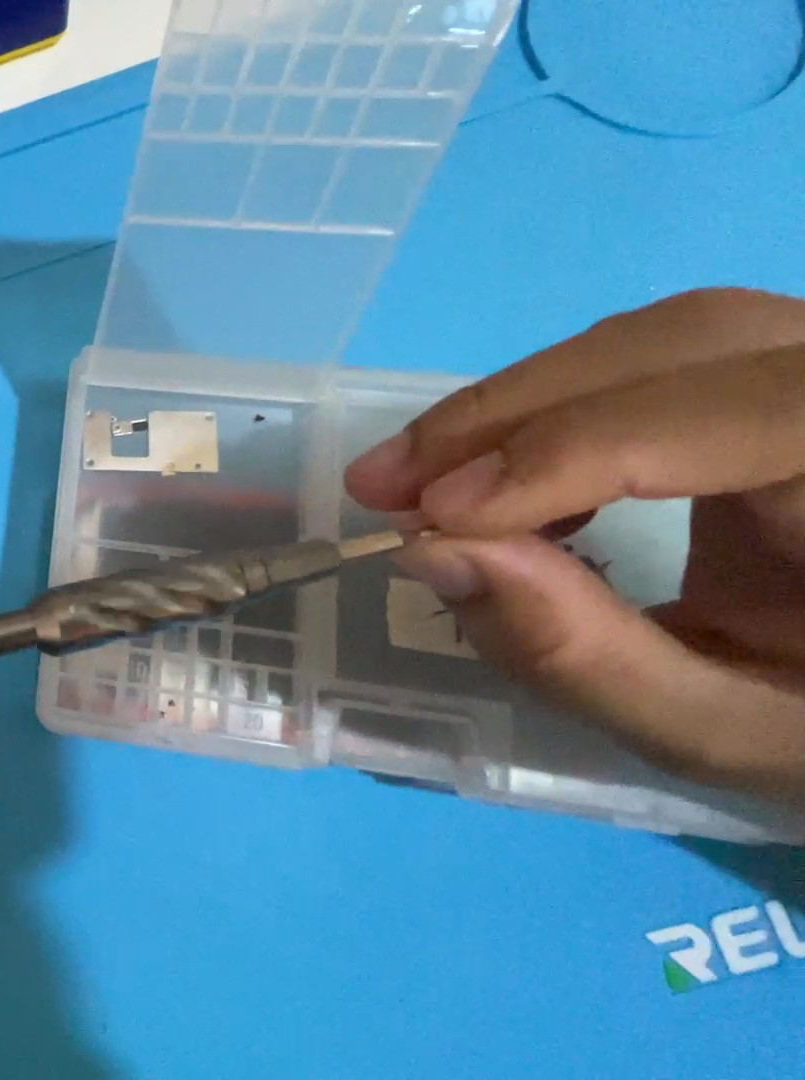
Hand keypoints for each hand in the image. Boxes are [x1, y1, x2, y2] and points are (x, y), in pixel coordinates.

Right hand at [345, 287, 804, 808]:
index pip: (745, 417)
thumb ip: (581, 653)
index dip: (570, 455)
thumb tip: (429, 553)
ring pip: (649, 342)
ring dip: (506, 410)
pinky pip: (643, 368)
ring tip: (412, 482)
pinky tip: (492, 487)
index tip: (430, 518)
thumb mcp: (718, 733)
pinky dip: (538, 420)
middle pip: (682, 345)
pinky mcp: (764, 393)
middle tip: (382, 484)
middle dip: (505, 413)